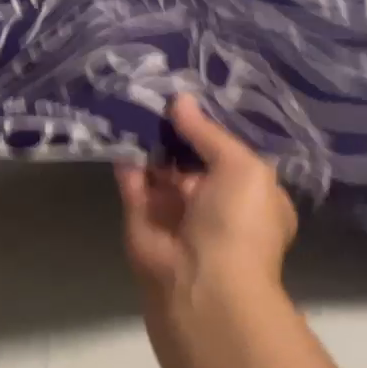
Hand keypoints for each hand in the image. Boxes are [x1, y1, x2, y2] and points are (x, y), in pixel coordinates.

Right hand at [114, 95, 297, 300]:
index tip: (189, 96)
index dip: (210, 126)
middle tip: (152, 92)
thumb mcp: (242, 169)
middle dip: (174, 130)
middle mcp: (212, 197)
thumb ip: (209, 134)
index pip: (227, 151)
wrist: (198, 275)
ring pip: (158, 164)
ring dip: (146, 141)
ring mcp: (173, 204)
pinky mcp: (139, 210)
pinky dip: (124, 159)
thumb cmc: (238, 222)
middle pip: (189, 155)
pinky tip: (117, 131)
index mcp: (249, 191)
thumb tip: (181, 100)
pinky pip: (131, 178)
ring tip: (129, 103)